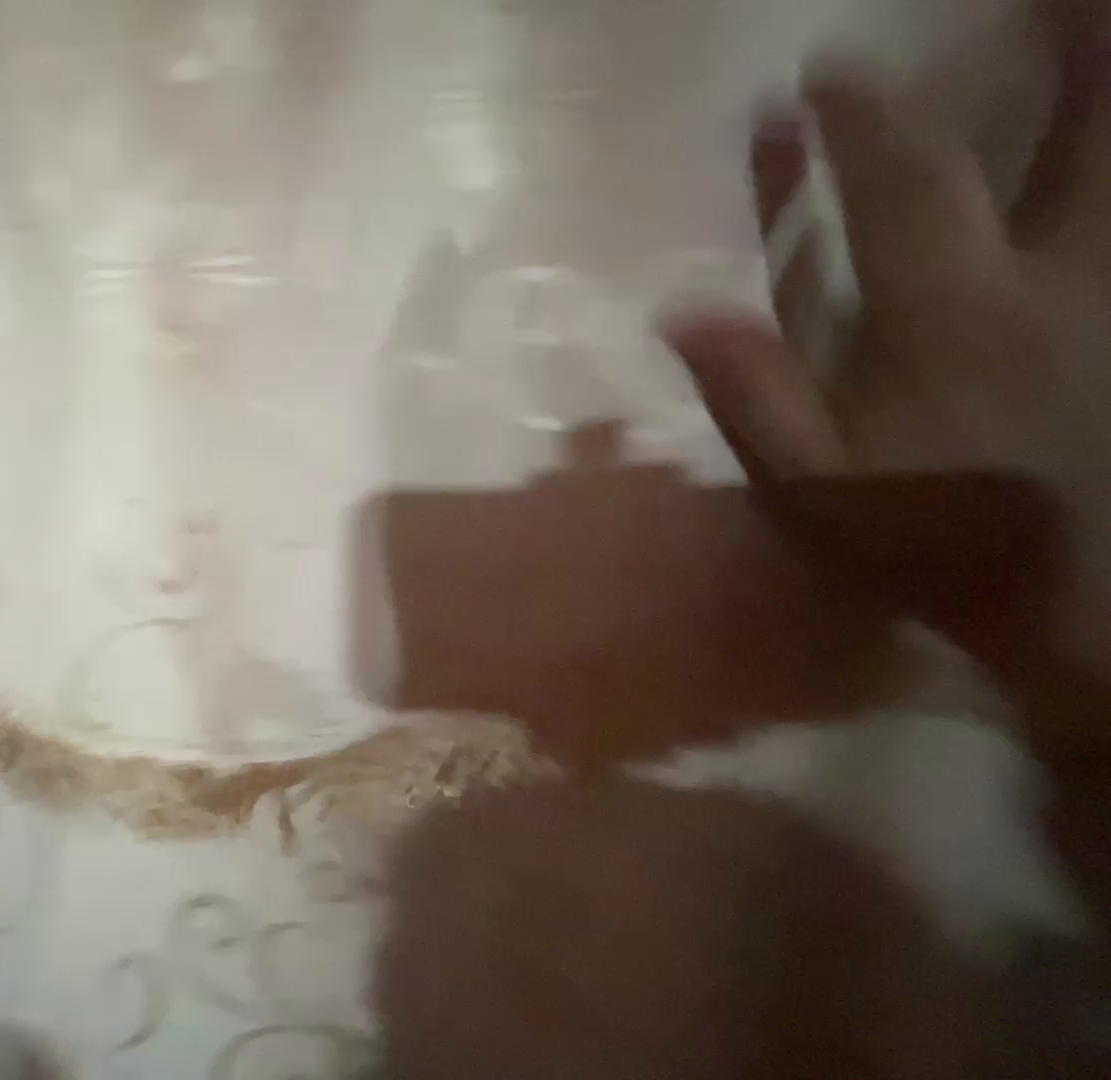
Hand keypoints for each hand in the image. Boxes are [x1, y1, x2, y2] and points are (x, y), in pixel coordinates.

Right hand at [664, 25, 1110, 668]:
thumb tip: (681, 312)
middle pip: (1087, 129)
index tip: (824, 67)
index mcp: (952, 322)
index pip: (908, 187)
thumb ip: (753, 397)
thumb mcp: (813, 489)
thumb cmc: (935, 543)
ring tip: (1083, 30)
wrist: (1098, 609)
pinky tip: (1105, 165)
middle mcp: (1063, 280)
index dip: (863, 119)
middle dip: (1064, 42)